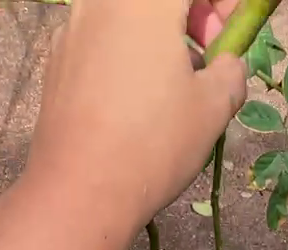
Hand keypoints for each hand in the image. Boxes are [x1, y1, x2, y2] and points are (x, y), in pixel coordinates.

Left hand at [24, 0, 247, 233]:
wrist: (80, 192)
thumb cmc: (153, 144)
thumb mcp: (213, 109)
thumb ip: (231, 71)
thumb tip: (227, 65)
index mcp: (145, 0)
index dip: (222, 2)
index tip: (230, 38)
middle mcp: (102, 1)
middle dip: (191, 17)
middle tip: (207, 63)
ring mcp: (72, 28)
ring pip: (128, 17)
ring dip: (159, 40)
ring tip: (172, 91)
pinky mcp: (57, 62)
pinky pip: (102, 42)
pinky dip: (127, 58)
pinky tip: (135, 108)